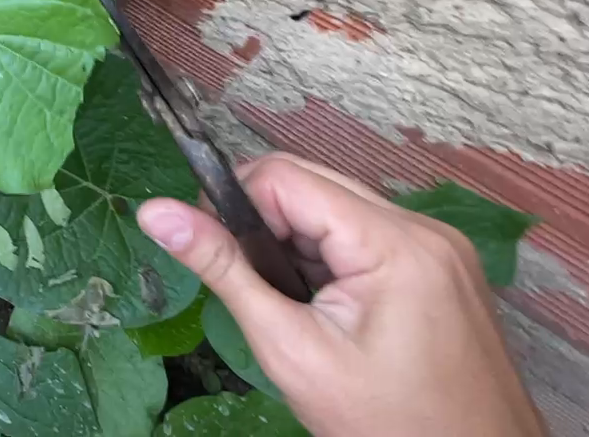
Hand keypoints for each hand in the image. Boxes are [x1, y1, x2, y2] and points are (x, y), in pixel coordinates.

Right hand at [137, 154, 544, 436]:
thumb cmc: (385, 425)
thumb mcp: (288, 346)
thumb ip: (220, 267)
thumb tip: (152, 211)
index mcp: (396, 244)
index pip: (280, 176)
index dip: (235, 205)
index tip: (224, 258)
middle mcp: (422, 229)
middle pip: (304, 181)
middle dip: (261, 221)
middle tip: (253, 280)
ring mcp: (436, 246)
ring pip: (324, 202)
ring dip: (289, 237)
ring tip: (293, 299)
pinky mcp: (436, 265)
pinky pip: (353, 227)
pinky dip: (320, 251)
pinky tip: (323, 302)